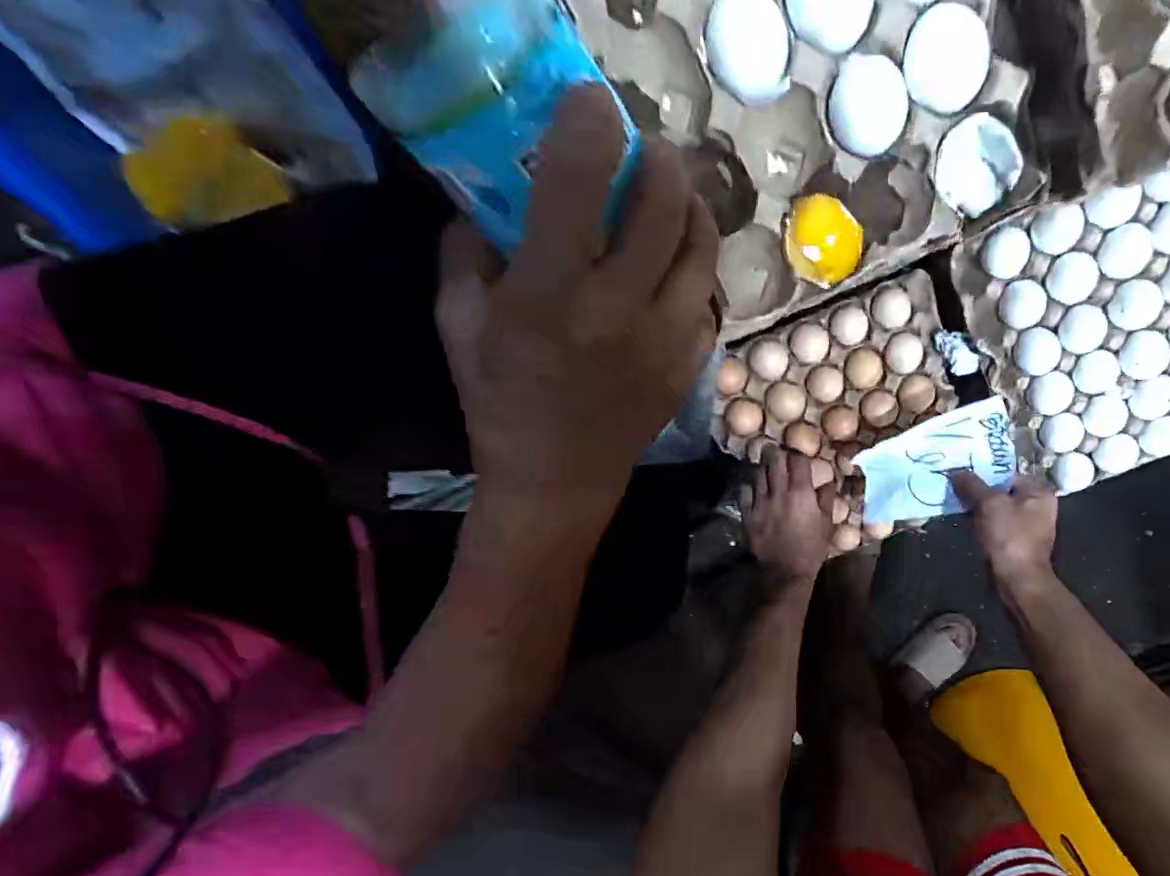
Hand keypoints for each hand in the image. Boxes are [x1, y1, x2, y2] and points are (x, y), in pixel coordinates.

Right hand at [436, 85, 720, 517]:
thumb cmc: (501, 401)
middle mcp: (623, 309)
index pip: (584, 182)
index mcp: (555, 293)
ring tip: (672, 198)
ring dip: (692, 208)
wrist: (560, 477)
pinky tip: (676, 265)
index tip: (595, 103)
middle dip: (661, 159)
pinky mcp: (694, 363)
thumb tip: (490, 198)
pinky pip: (709, 297)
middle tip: (647, 150)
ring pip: (704, 248)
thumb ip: (471, 250)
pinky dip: (696, 268)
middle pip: (668, 204)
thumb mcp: (459, 321)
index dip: (594, 124)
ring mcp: (671, 339)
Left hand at [745, 451, 835, 584]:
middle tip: (780, 454)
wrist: (784, 571)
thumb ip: (827, 498)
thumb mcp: (826, 523)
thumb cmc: (811, 548)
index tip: (800, 455)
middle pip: (774, 459)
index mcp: (800, 491)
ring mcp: (760, 501)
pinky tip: (755, 487)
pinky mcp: (747, 513)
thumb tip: (829, 480)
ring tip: (768, 468)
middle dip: (778, 453)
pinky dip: (750, 484)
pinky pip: (745, 490)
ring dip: (764, 467)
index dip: (799, 453)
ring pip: (758, 472)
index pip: (797, 459)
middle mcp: (778, 491)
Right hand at [951, 472, 1056, 585]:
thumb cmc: (1010, 536)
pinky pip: (997, 527)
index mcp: (1039, 492)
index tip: (962, 476)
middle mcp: (1038, 507)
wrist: (1017, 579)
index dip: (985, 474)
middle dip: (980, 492)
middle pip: (1003, 492)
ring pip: (998, 511)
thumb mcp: (989, 503)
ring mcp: (1029, 527)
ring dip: (979, 510)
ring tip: (958, 505)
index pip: (1008, 474)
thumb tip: (956, 471)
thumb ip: (972, 485)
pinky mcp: (1017, 544)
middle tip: (957, 489)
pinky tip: (968, 524)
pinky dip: (983, 525)